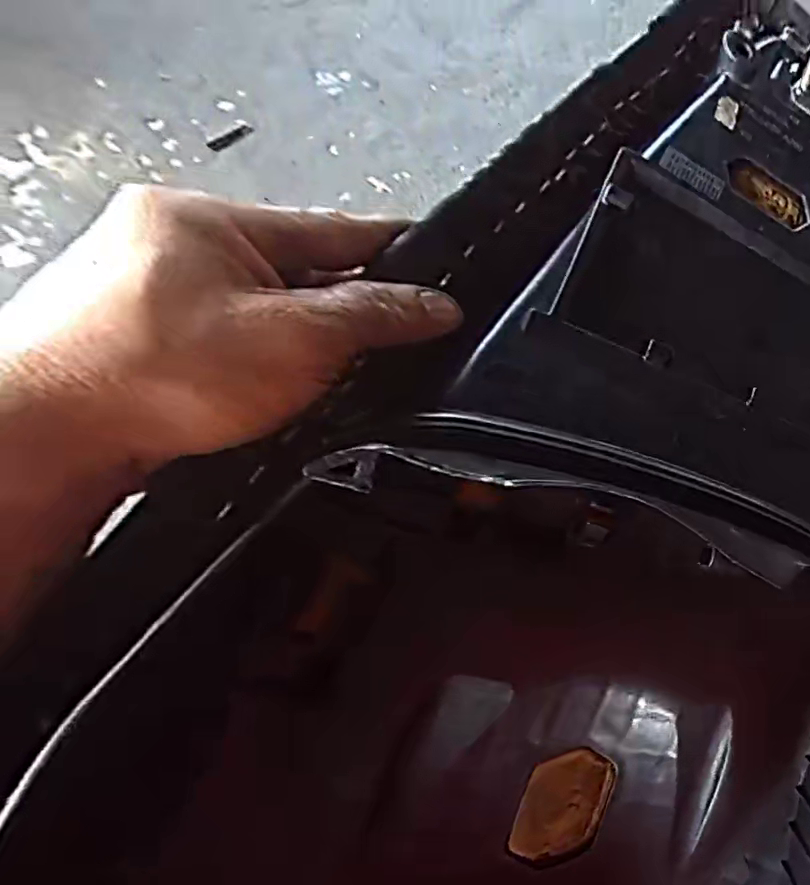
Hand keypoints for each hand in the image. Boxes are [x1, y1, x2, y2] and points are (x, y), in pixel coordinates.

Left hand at [0, 185, 461, 473]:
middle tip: (410, 341)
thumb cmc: (150, 371)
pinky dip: (297, 359)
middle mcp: (184, 244)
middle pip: (318, 273)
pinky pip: (264, 337)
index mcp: (207, 220)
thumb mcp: (300, 336)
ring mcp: (171, 289)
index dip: (406, 252)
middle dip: (365, 309)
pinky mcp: (171, 335)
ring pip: (292, 309)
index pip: (342, 230)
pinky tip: (309, 384)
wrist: (55, 434)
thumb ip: (378, 314)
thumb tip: (439, 306)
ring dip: (329, 339)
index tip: (450, 271)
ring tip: (351, 370)